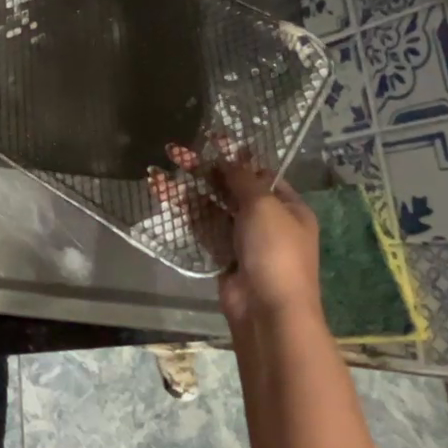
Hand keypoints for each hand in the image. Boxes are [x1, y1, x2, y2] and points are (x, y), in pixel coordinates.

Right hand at [161, 146, 321, 328]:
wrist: (267, 308)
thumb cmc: (275, 252)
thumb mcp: (264, 208)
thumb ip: (243, 180)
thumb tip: (228, 159)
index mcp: (289, 208)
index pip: (261, 175)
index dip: (236, 157)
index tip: (210, 139)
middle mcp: (268, 220)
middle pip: (232, 188)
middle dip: (204, 170)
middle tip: (175, 152)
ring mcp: (243, 237)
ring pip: (211, 205)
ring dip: (187, 187)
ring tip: (158, 170)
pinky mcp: (221, 252)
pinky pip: (201, 224)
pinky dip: (183, 209)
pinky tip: (162, 194)